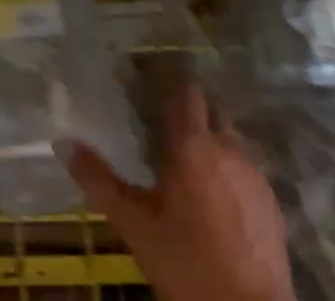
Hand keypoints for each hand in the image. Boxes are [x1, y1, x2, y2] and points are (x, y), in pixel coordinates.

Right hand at [66, 75, 294, 300]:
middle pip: (210, 109)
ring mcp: (255, 174)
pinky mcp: (271, 200)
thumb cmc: (185, 263)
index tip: (145, 69)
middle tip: (159, 113)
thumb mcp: (133, 224)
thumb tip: (63, 143)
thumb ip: (98, 180)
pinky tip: (211, 189)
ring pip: (229, 138)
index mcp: (193, 147)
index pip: (183, 92)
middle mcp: (228, 149)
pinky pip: (244, 166)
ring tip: (183, 152)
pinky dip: (226, 164)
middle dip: (188, 105)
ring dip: (208, 135)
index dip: (166, 77)